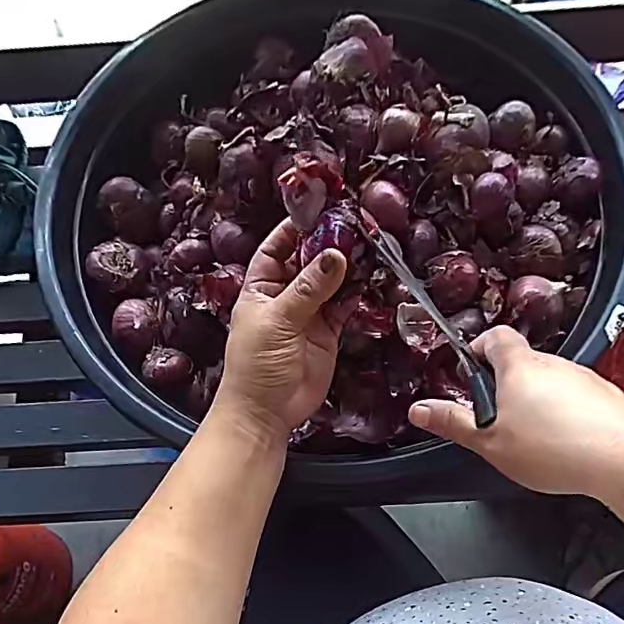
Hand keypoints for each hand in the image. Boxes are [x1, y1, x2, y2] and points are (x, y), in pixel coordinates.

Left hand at [214, 219, 346, 440]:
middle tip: (353, 225)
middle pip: (308, 262)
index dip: (294, 229)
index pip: (277, 248)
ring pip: (330, 283)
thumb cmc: (256, 365)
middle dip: (327, 244)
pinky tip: (367, 279)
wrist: (266, 412)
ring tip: (366, 246)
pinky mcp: (328, 334)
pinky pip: (343, 308)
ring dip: (345, 268)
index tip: (318, 210)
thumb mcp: (278, 320)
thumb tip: (335, 256)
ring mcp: (309, 315)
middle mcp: (285, 297)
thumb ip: (308, 289)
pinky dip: (355, 295)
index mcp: (261, 287)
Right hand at [407, 326, 623, 503]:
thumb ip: (453, 423)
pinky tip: (561, 444)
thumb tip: (421, 410)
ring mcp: (582, 378)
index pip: (494, 337)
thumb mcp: (490, 442)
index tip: (468, 366)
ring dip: (535, 401)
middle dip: (505, 384)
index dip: (477, 348)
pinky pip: (575, 399)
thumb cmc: (558, 447)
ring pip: (549, 382)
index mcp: (519, 366)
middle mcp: (553, 363)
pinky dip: (564, 415)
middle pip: (521, 362)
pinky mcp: (604, 397)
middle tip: (494, 416)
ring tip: (529, 438)